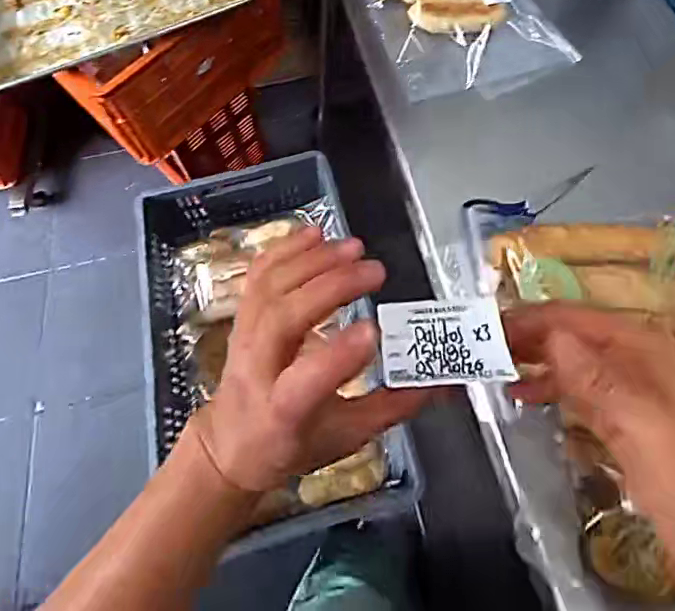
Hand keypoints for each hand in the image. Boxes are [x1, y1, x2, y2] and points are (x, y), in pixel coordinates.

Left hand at [190, 227, 443, 493]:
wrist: (232, 440)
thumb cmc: (292, 442)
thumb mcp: (344, 436)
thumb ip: (392, 407)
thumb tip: (442, 384)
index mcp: (283, 410)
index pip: (304, 383)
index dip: (338, 357)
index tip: (375, 332)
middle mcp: (258, 368)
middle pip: (284, 319)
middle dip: (330, 288)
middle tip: (375, 271)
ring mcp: (245, 335)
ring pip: (271, 287)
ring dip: (313, 261)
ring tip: (352, 247)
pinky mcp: (244, 313)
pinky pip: (259, 272)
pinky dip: (285, 248)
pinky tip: (315, 234)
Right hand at [505, 304, 674, 610]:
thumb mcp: (644, 429)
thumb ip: (597, 379)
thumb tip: (552, 334)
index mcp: (644, 349)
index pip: (575, 318)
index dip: (530, 317)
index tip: (487, 324)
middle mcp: (637, 361)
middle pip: (572, 335)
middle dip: (528, 335)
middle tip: (481, 345)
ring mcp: (634, 394)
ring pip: (574, 362)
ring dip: (536, 361)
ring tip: (494, 367)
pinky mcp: (629, 426)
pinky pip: (581, 394)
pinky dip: (552, 390)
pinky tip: (528, 396)